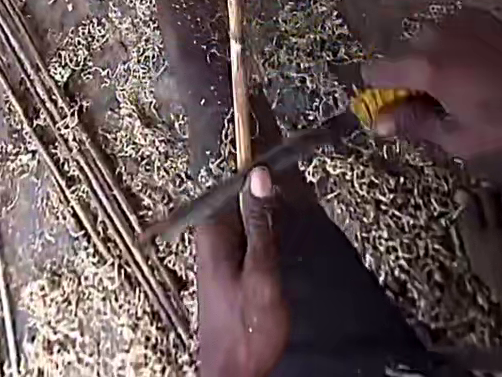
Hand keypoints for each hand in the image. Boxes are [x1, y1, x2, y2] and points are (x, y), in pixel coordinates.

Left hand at [196, 167, 288, 376]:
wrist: (232, 375)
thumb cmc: (245, 328)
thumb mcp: (260, 272)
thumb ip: (259, 222)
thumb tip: (259, 173)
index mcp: (211, 226)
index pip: (232, 177)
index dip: (255, 159)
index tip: (280, 147)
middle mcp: (210, 230)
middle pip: (238, 191)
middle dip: (264, 182)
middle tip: (292, 170)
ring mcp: (217, 244)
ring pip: (244, 209)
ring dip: (266, 204)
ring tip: (291, 194)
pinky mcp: (227, 258)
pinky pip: (246, 226)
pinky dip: (264, 223)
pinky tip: (280, 223)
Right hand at [362, 7, 501, 160]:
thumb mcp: (458, 137)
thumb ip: (413, 124)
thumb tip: (378, 122)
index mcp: (424, 67)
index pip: (375, 71)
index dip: (380, 90)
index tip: (399, 105)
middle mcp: (431, 35)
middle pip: (402, 56)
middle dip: (412, 77)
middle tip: (442, 99)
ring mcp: (453, 19)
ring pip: (425, 41)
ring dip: (433, 59)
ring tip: (465, 79)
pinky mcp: (474, 13)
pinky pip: (448, 29)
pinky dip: (453, 45)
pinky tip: (478, 63)